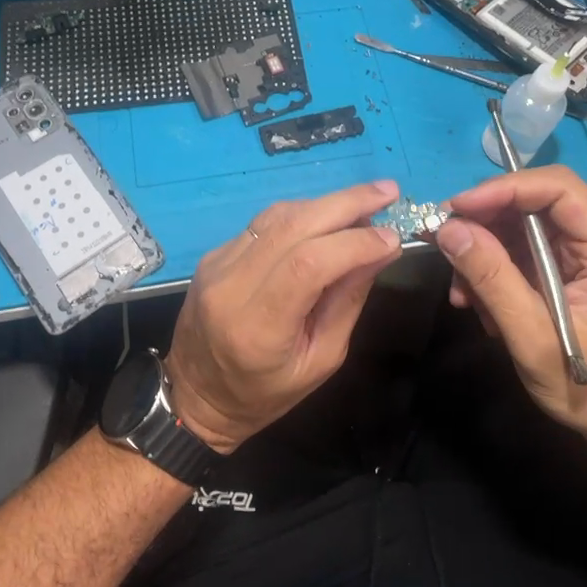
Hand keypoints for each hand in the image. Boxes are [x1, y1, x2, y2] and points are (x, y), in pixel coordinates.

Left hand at [164, 181, 403, 453]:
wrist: (194, 395)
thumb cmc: (263, 393)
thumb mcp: (321, 361)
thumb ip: (349, 301)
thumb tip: (381, 249)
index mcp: (258, 327)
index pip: (308, 265)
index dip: (354, 243)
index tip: (393, 237)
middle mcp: (232, 286)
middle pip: (292, 225)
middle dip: (347, 203)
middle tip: (388, 192)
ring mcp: (218, 263)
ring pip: (279, 215)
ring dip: (326, 203)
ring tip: (366, 202)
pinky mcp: (215, 253)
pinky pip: (265, 223)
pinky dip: (303, 214)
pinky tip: (330, 217)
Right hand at [435, 166, 586, 450]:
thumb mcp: (533, 336)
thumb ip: (492, 278)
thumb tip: (449, 229)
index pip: (559, 188)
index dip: (505, 189)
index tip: (457, 209)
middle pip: (535, 202)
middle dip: (486, 222)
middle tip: (444, 243)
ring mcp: (583, 254)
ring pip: (520, 226)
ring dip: (484, 252)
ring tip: (463, 293)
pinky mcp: (566, 270)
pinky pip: (520, 251)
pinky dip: (492, 270)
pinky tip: (478, 304)